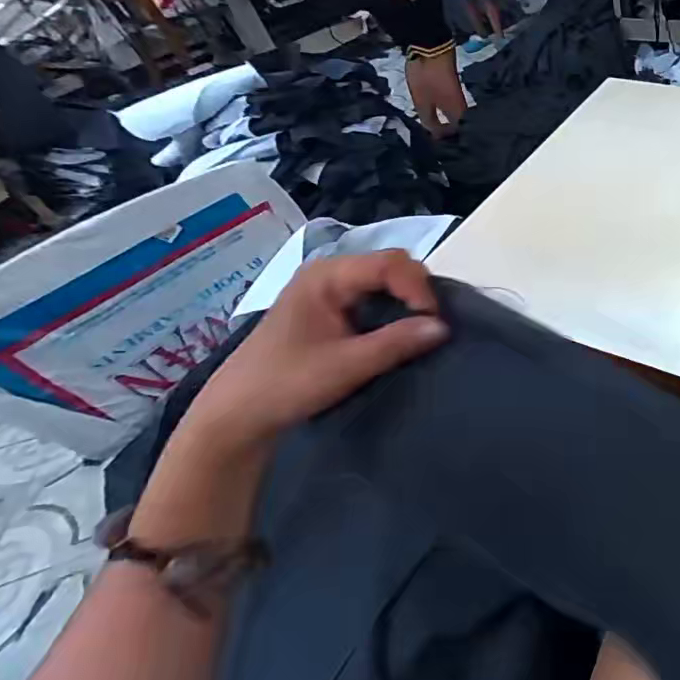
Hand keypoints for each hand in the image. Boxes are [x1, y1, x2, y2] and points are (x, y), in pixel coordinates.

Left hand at [182, 250, 447, 449]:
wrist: (236, 416)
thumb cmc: (286, 384)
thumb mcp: (347, 366)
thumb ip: (397, 342)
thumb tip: (443, 327)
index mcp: (326, 275)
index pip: (390, 263)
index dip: (419, 287)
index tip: (435, 322)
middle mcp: (328, 273)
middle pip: (389, 266)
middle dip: (416, 291)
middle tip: (432, 326)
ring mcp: (328, 290)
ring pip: (384, 282)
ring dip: (406, 302)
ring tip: (421, 330)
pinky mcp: (330, 309)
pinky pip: (373, 297)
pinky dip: (393, 311)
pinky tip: (400, 333)